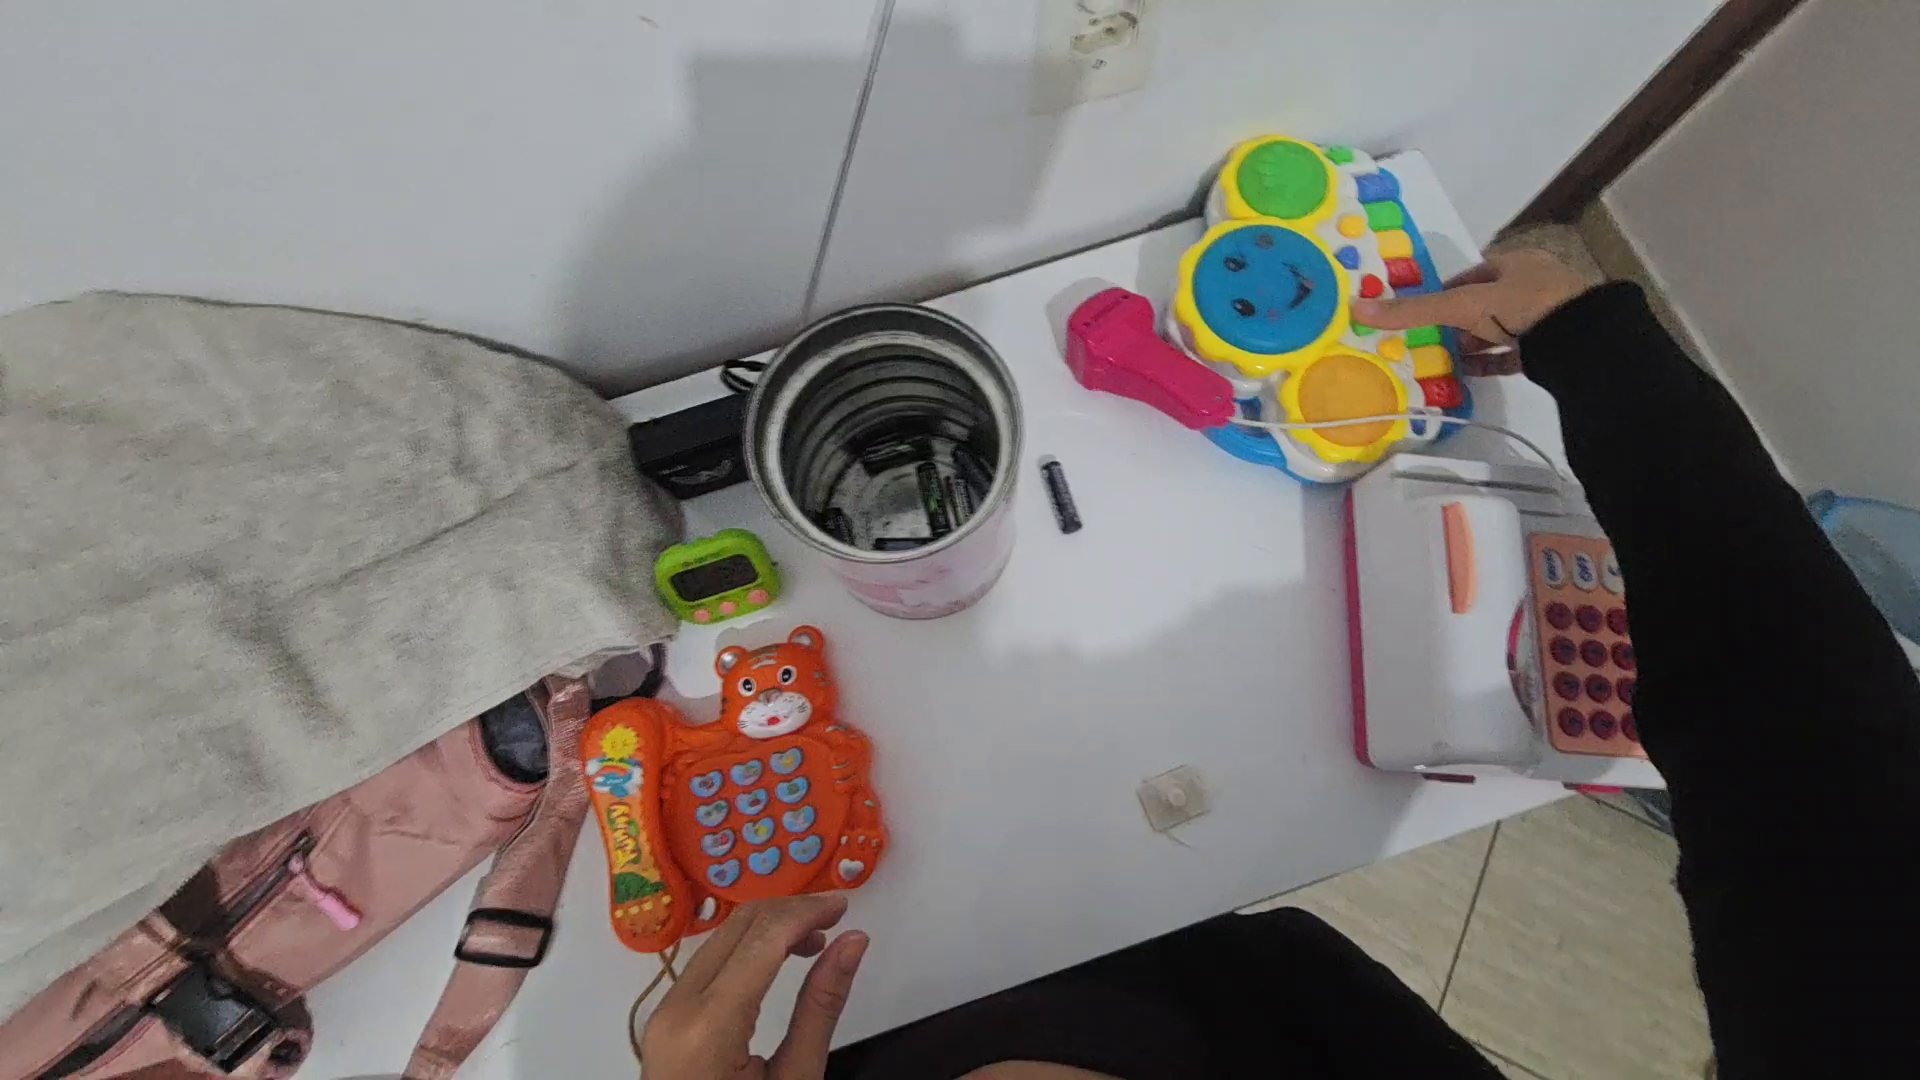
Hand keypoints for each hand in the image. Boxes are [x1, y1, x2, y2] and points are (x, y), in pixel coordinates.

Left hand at [640, 895, 869, 1079]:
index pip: (763, 938)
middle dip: (792, 910)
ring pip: (723, 935)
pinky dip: (751, 945)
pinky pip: (711, 958)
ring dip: (772, 924)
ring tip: (815, 940)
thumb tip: (854, 941)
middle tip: (835, 917)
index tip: (845, 906)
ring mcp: (664, 1011)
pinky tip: (780, 958)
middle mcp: (677, 1007)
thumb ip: (822, 1006)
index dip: (807, 911)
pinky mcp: (665, 1017)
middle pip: (740, 925)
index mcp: (708, 1027)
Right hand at [1352, 249, 1596, 375]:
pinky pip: (1511, 353)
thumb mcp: (1460, 306)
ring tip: (1443, 360)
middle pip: (1483, 303)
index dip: (1444, 292)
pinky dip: (1489, 362)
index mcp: (1515, 264)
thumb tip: (1357, 307)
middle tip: (1426, 340)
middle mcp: (1532, 284)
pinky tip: (1467, 374)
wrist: (1579, 338)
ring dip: (1471, 343)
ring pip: (1498, 329)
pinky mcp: (1550, 345)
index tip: (1422, 312)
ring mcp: (1544, 316)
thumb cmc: (1520, 306)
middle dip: (1455, 322)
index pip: (1471, 275)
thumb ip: (1412, 310)